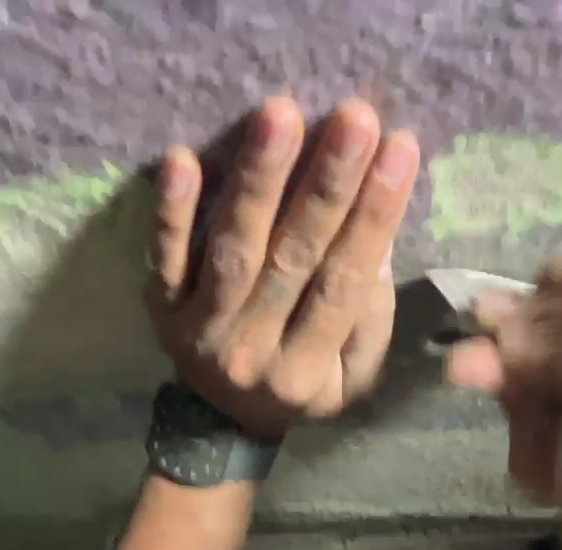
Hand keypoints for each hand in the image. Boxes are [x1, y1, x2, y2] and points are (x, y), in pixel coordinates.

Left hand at [146, 98, 420, 438]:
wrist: (221, 423)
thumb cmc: (300, 387)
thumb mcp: (350, 379)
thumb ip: (368, 321)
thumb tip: (374, 243)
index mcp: (304, 372)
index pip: (343, 285)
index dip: (372, 219)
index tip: (401, 150)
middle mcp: (251, 353)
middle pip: (291, 260)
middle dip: (326, 186)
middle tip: (354, 117)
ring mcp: (199, 329)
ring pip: (233, 250)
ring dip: (257, 181)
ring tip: (282, 115)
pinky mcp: (160, 308)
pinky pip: (162, 258)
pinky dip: (171, 212)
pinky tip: (182, 158)